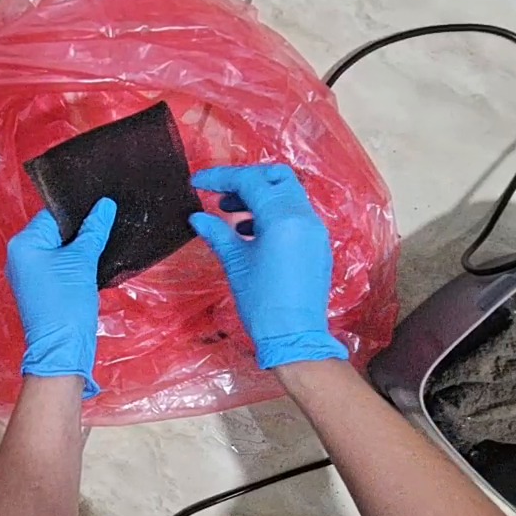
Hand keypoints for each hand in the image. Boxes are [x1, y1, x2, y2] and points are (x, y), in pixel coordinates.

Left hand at [6, 198, 115, 396]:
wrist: (63, 349)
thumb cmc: (67, 303)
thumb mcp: (82, 262)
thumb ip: (93, 231)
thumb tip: (105, 205)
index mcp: (23, 243)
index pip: (51, 215)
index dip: (77, 212)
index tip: (101, 209)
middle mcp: (19, 256)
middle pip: (54, 232)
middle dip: (78, 231)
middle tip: (106, 224)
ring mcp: (28, 275)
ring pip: (57, 251)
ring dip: (78, 249)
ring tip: (101, 243)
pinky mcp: (39, 290)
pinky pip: (57, 267)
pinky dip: (73, 265)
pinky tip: (91, 264)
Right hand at [189, 163, 348, 369]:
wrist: (294, 337)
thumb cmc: (263, 303)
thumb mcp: (236, 264)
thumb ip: (218, 235)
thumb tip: (198, 218)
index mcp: (283, 218)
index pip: (251, 181)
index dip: (221, 178)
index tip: (198, 182)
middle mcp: (304, 217)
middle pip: (276, 178)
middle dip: (246, 180)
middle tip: (221, 195)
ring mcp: (314, 230)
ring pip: (288, 194)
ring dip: (260, 197)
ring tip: (231, 214)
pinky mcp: (317, 245)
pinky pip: (295, 215)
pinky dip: (273, 214)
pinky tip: (251, 232)